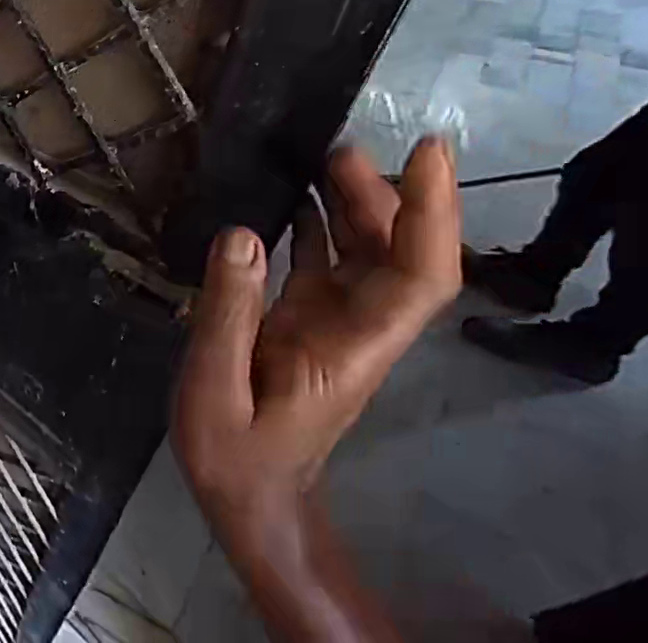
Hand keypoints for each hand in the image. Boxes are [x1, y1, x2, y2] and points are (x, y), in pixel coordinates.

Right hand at [173, 140, 460, 534]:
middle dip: (383, 196)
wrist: (248, 499)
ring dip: (352, 205)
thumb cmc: (235, 455)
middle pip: (395, 254)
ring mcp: (331, 324)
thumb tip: (242, 232)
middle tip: (337, 148)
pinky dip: (315, 226)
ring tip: (320, 158)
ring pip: (363, 255)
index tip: (428, 155)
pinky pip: (323, 264)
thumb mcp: (216, 385)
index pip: (418, 275)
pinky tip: (290, 200)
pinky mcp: (304, 323)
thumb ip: (229, 312)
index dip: (431, 213)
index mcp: (352, 347)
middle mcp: (356, 329)